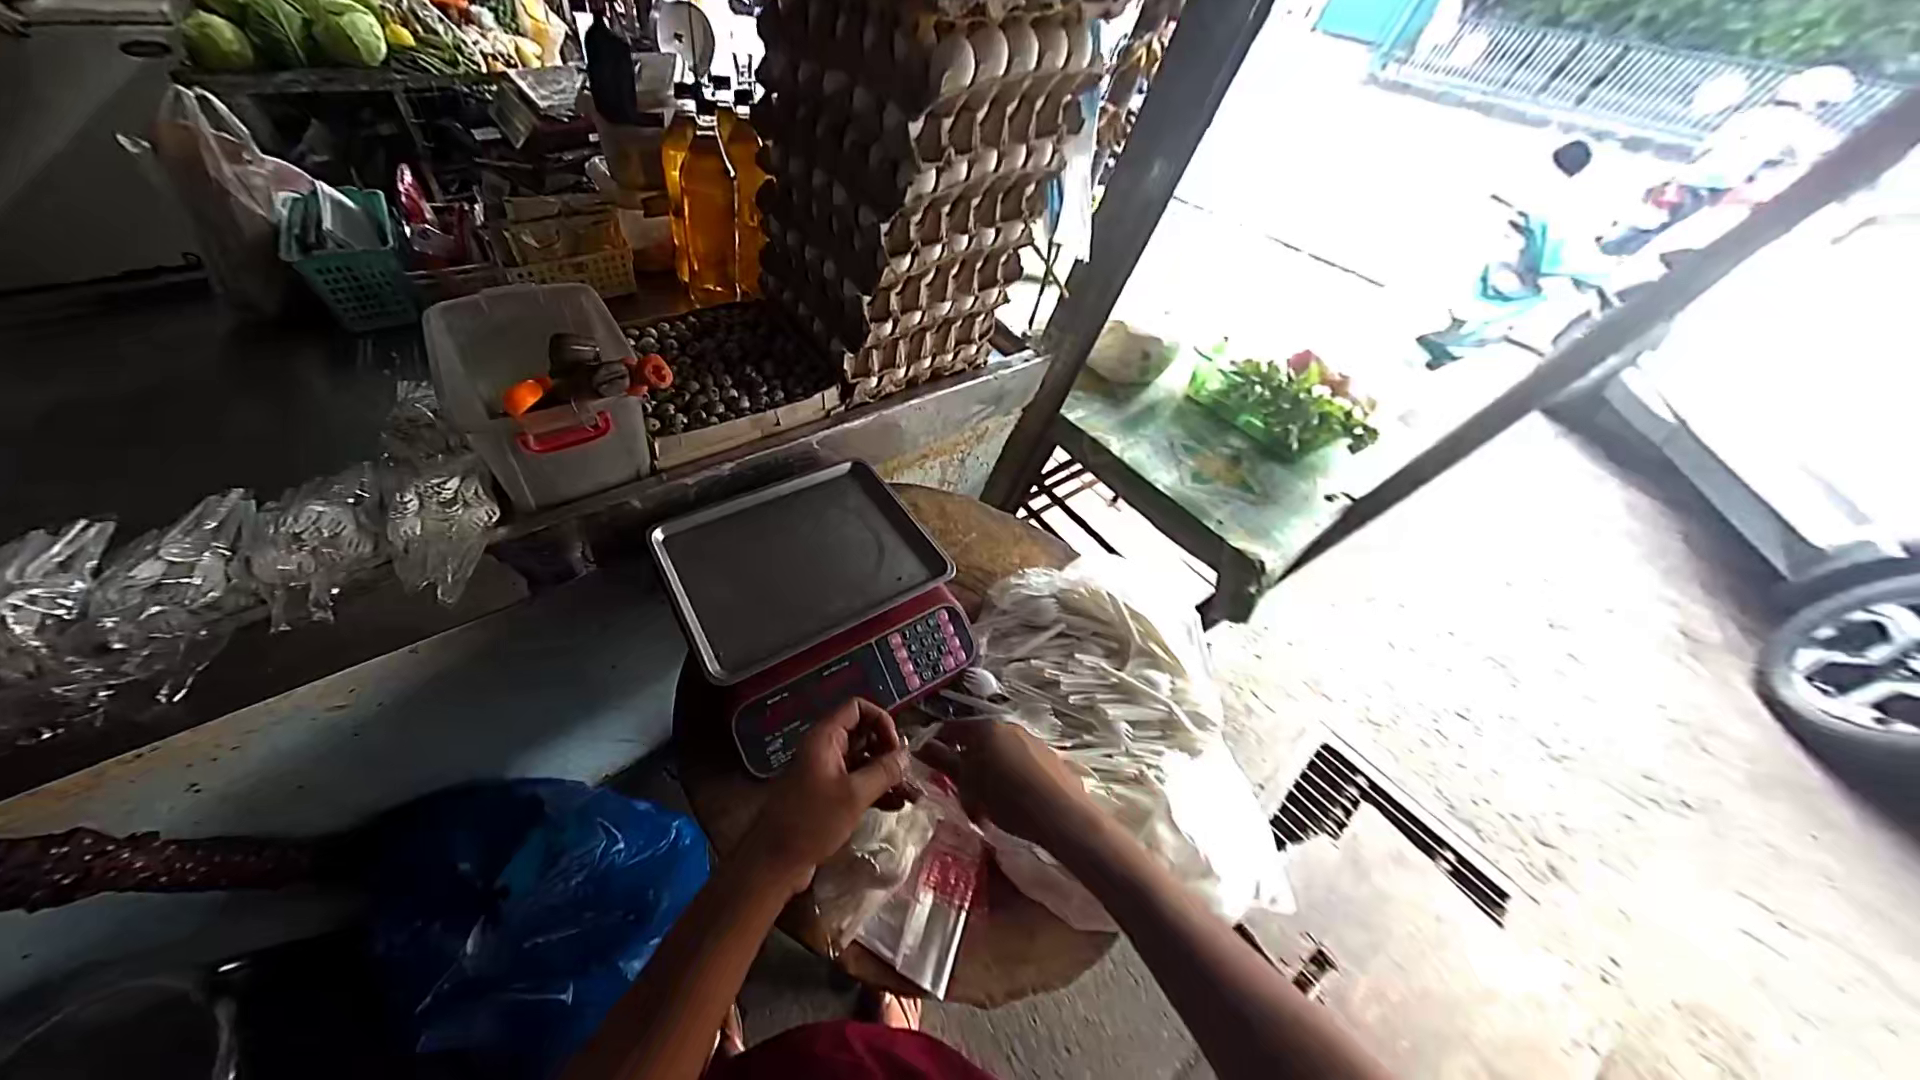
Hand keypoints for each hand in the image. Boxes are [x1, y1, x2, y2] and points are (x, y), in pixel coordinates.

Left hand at [738, 698, 909, 896]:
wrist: (773, 863)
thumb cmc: (811, 822)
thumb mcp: (854, 795)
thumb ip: (883, 771)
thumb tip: (906, 755)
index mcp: (825, 738)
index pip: (857, 708)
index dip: (880, 720)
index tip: (895, 747)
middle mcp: (824, 748)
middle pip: (862, 733)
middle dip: (888, 750)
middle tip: (905, 772)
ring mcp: (825, 772)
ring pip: (862, 760)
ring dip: (886, 773)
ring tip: (910, 793)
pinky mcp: (827, 795)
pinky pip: (856, 782)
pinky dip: (876, 789)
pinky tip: (896, 805)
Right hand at [919, 718, 1099, 847]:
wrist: (1061, 814)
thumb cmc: (1007, 798)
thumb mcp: (968, 783)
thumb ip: (944, 762)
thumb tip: (922, 747)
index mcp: (985, 728)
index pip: (950, 729)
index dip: (935, 744)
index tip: (926, 763)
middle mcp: (1008, 726)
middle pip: (976, 740)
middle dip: (964, 763)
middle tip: (958, 789)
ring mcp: (1030, 740)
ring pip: (997, 752)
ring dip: (986, 772)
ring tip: (984, 801)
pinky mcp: (1047, 756)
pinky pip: (1017, 762)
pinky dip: (1007, 776)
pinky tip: (1011, 801)